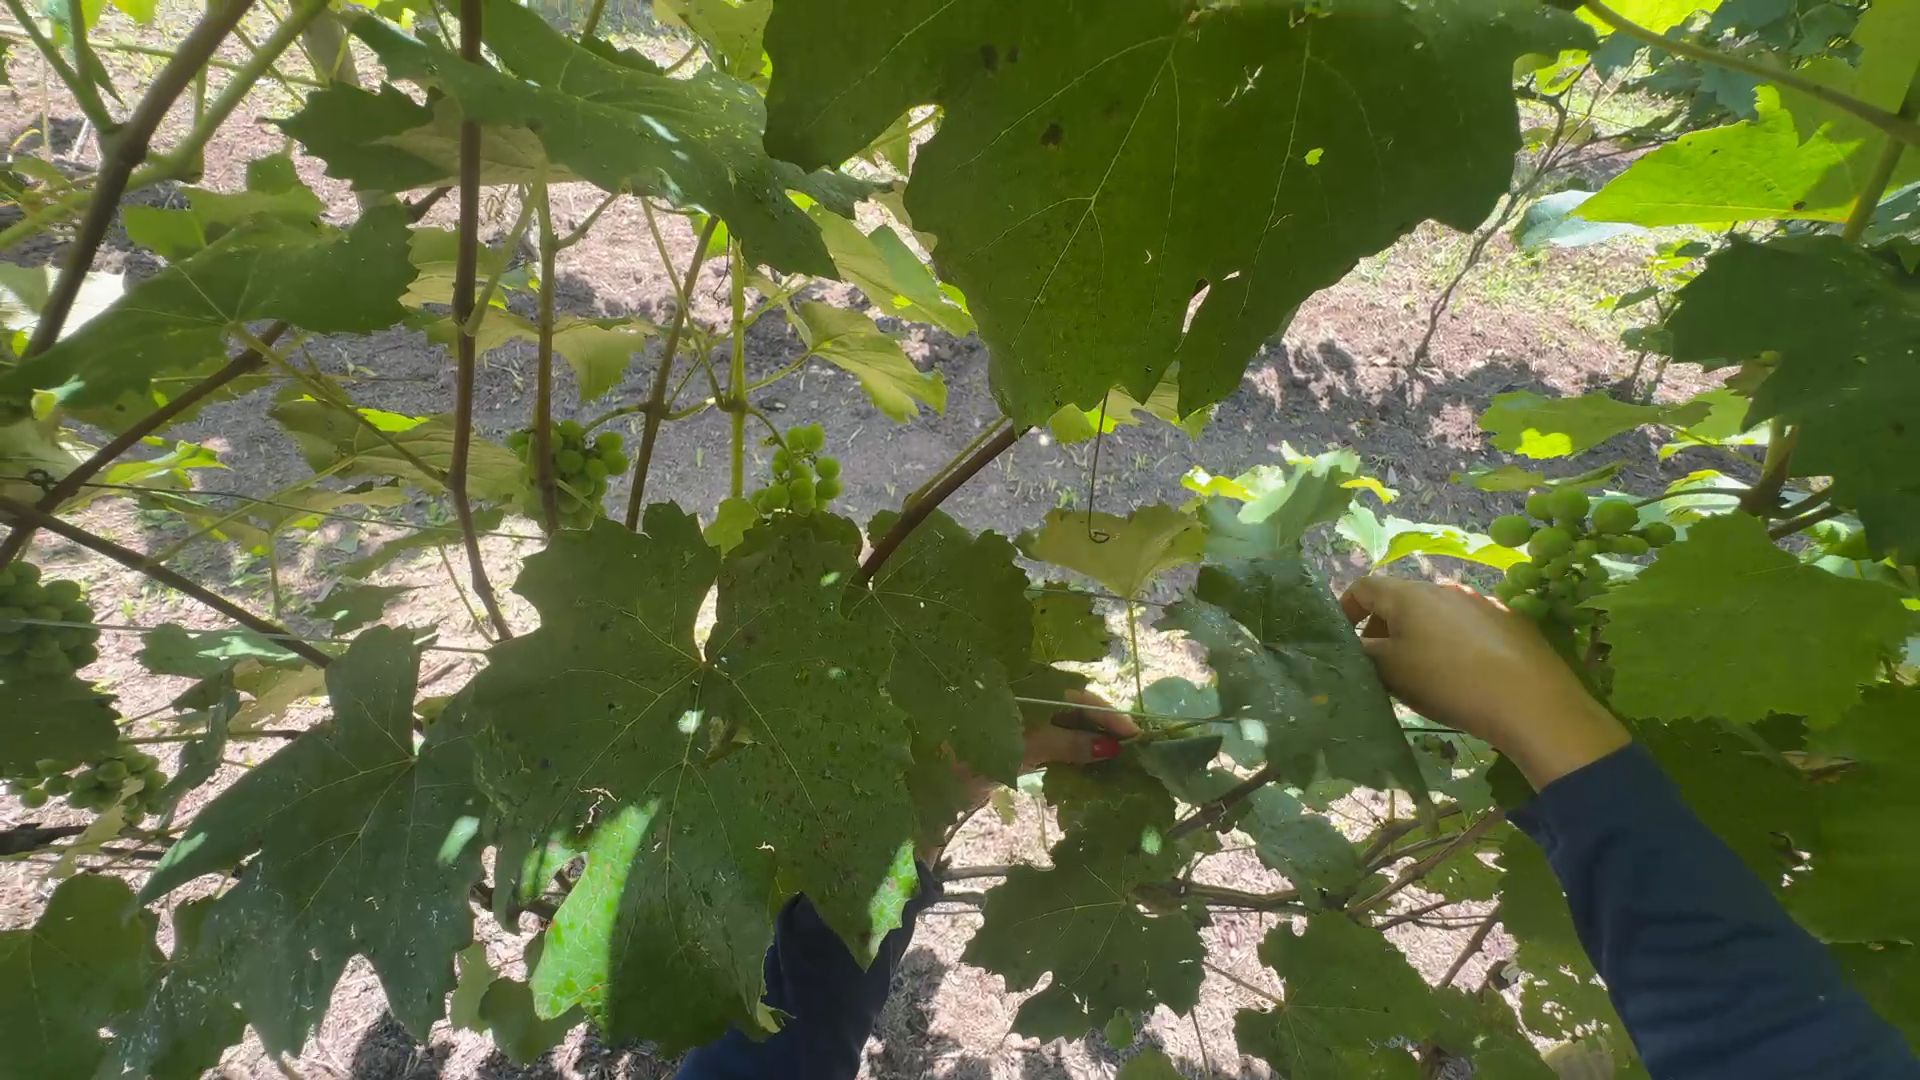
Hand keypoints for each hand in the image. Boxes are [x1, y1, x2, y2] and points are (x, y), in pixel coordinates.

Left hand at [952, 689, 1137, 812]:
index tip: (1136, 735)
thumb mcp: (1030, 746)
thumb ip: (1070, 743)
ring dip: (1089, 740)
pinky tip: (1088, 766)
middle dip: (1103, 728)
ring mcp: (1019, 714)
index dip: (1109, 715)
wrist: (932, 773)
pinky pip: (1050, 737)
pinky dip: (1070, 749)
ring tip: (1117, 761)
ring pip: (1064, 723)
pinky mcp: (1012, 735)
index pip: (1079, 696)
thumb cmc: (978, 748)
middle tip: (1134, 752)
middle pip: (1074, 707)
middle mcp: (1027, 693)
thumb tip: (1110, 748)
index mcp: (1030, 683)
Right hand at [1340, 575, 1629, 789]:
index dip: (1345, 608)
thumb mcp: (1388, 669)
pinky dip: (1451, 642)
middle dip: (1382, 627)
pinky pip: (1466, 626)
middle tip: (1379, 662)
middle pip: (1399, 600)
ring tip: (1420, 670)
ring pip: (1434, 614)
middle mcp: (1442, 589)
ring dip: (1417, 635)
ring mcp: (1480, 602)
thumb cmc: (1445, 680)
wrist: (1533, 703)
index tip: (1343, 637)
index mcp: (1407, 594)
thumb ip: (1362, 651)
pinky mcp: (1511, 621)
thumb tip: (1355, 644)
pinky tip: (1461, 673)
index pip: (1363, 587)